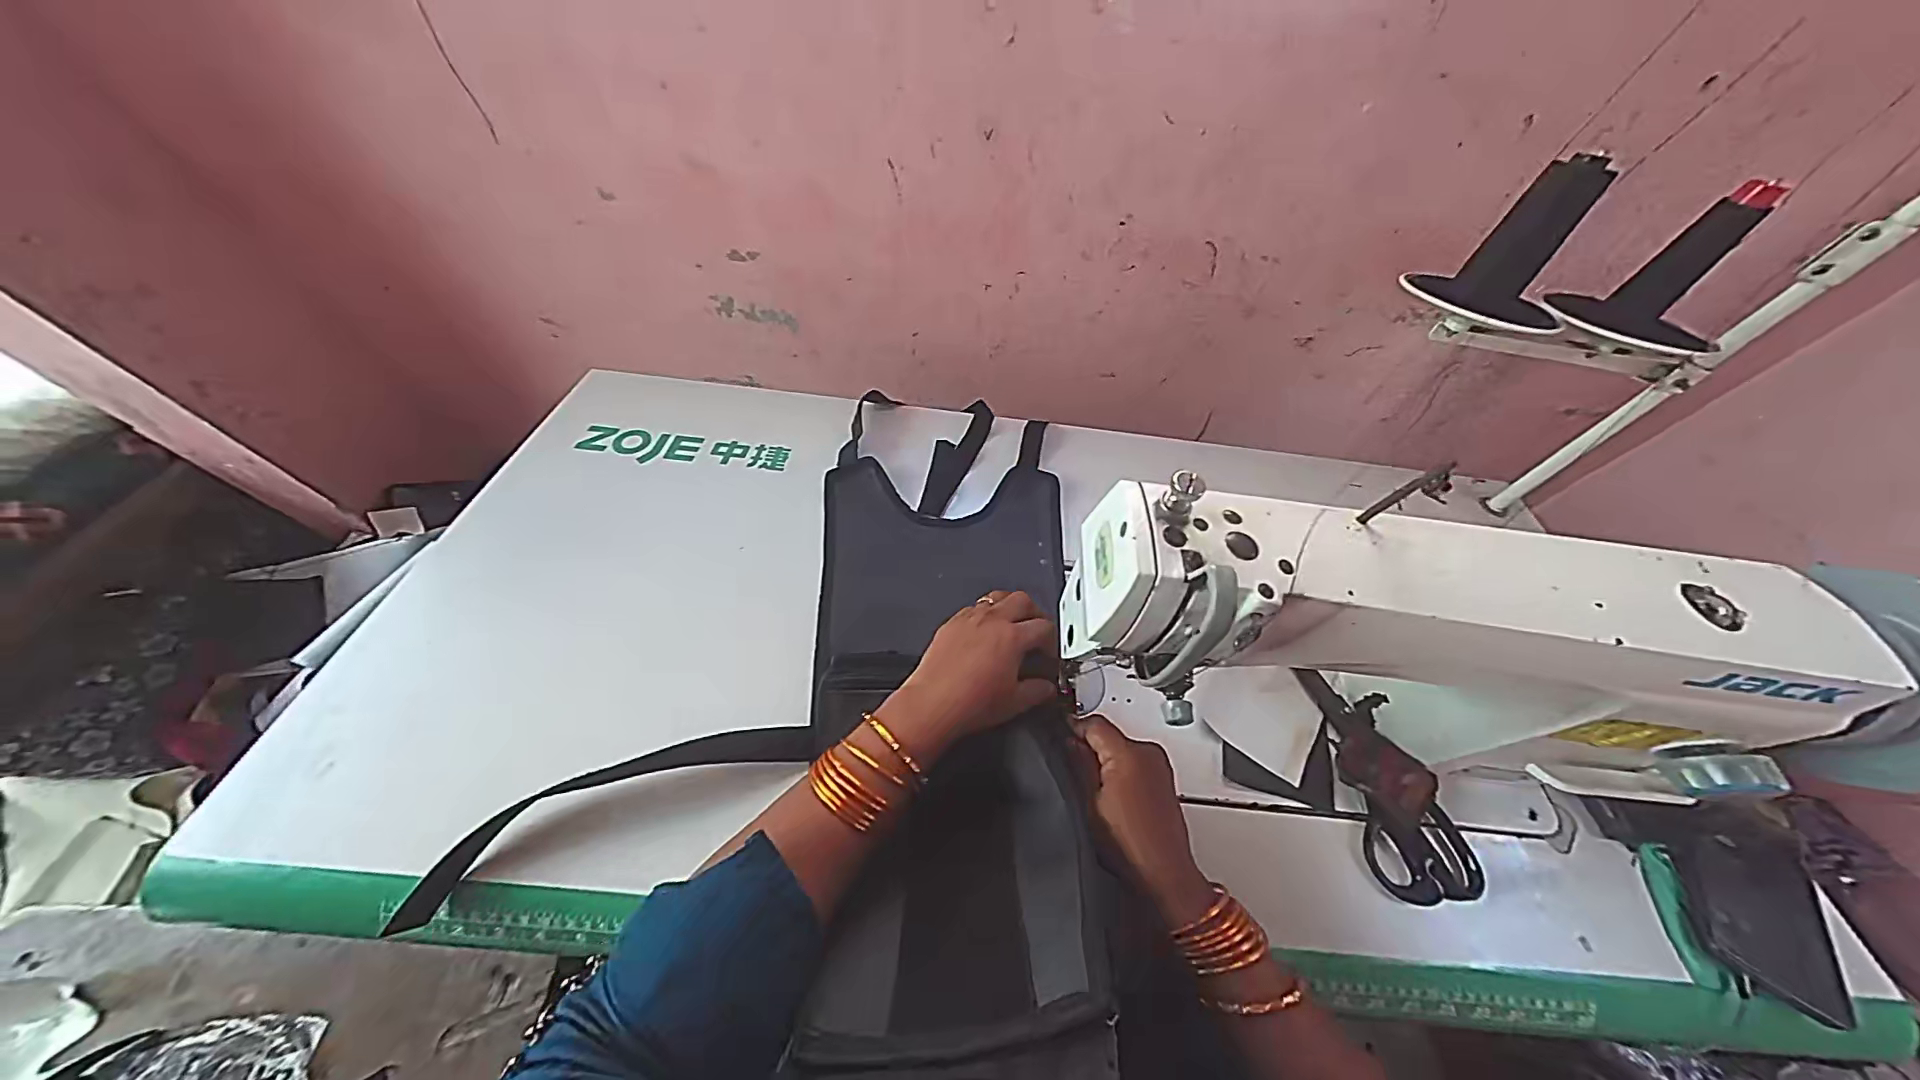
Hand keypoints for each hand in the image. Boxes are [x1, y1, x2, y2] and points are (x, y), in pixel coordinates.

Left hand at [877, 590, 1057, 752]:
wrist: (931, 705)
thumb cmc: (967, 703)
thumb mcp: (1014, 703)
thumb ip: (1037, 691)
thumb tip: (1045, 688)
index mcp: (1012, 637)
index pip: (1044, 627)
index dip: (1052, 640)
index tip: (1049, 652)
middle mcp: (991, 621)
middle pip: (1023, 600)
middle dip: (1036, 613)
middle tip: (1038, 629)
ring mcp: (969, 619)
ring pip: (997, 597)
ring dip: (1010, 606)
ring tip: (1013, 623)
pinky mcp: (950, 624)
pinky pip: (973, 607)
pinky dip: (985, 614)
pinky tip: (984, 630)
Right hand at [1073, 714, 1213, 922]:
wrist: (1163, 873)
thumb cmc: (1131, 847)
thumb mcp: (1089, 804)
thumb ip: (1077, 765)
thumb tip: (1070, 743)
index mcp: (1129, 754)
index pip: (1094, 723)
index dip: (1072, 726)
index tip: (1060, 732)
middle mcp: (1149, 753)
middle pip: (1109, 734)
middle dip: (1089, 746)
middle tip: (1072, 766)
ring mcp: (1160, 766)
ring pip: (1122, 748)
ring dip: (1106, 758)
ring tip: (1095, 789)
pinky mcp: (1165, 778)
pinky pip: (1136, 761)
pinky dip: (1122, 769)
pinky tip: (1114, 796)